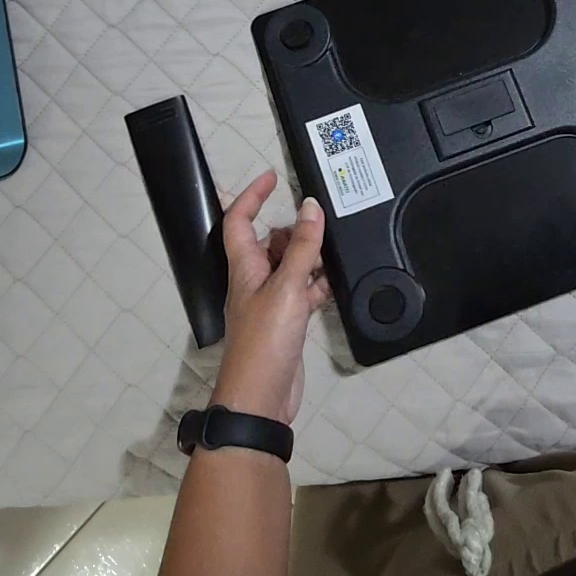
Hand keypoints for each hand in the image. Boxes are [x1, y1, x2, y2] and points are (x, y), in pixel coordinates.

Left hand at [212, 169, 330, 425]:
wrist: (261, 398)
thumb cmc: (265, 339)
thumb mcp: (286, 287)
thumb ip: (301, 247)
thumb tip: (309, 206)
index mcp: (244, 267)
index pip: (239, 221)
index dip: (252, 196)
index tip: (272, 176)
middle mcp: (254, 280)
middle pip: (269, 242)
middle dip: (293, 230)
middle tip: (320, 223)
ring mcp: (271, 302)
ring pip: (290, 267)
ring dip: (309, 257)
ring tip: (333, 250)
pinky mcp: (287, 321)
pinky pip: (303, 291)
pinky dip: (318, 284)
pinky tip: (335, 282)